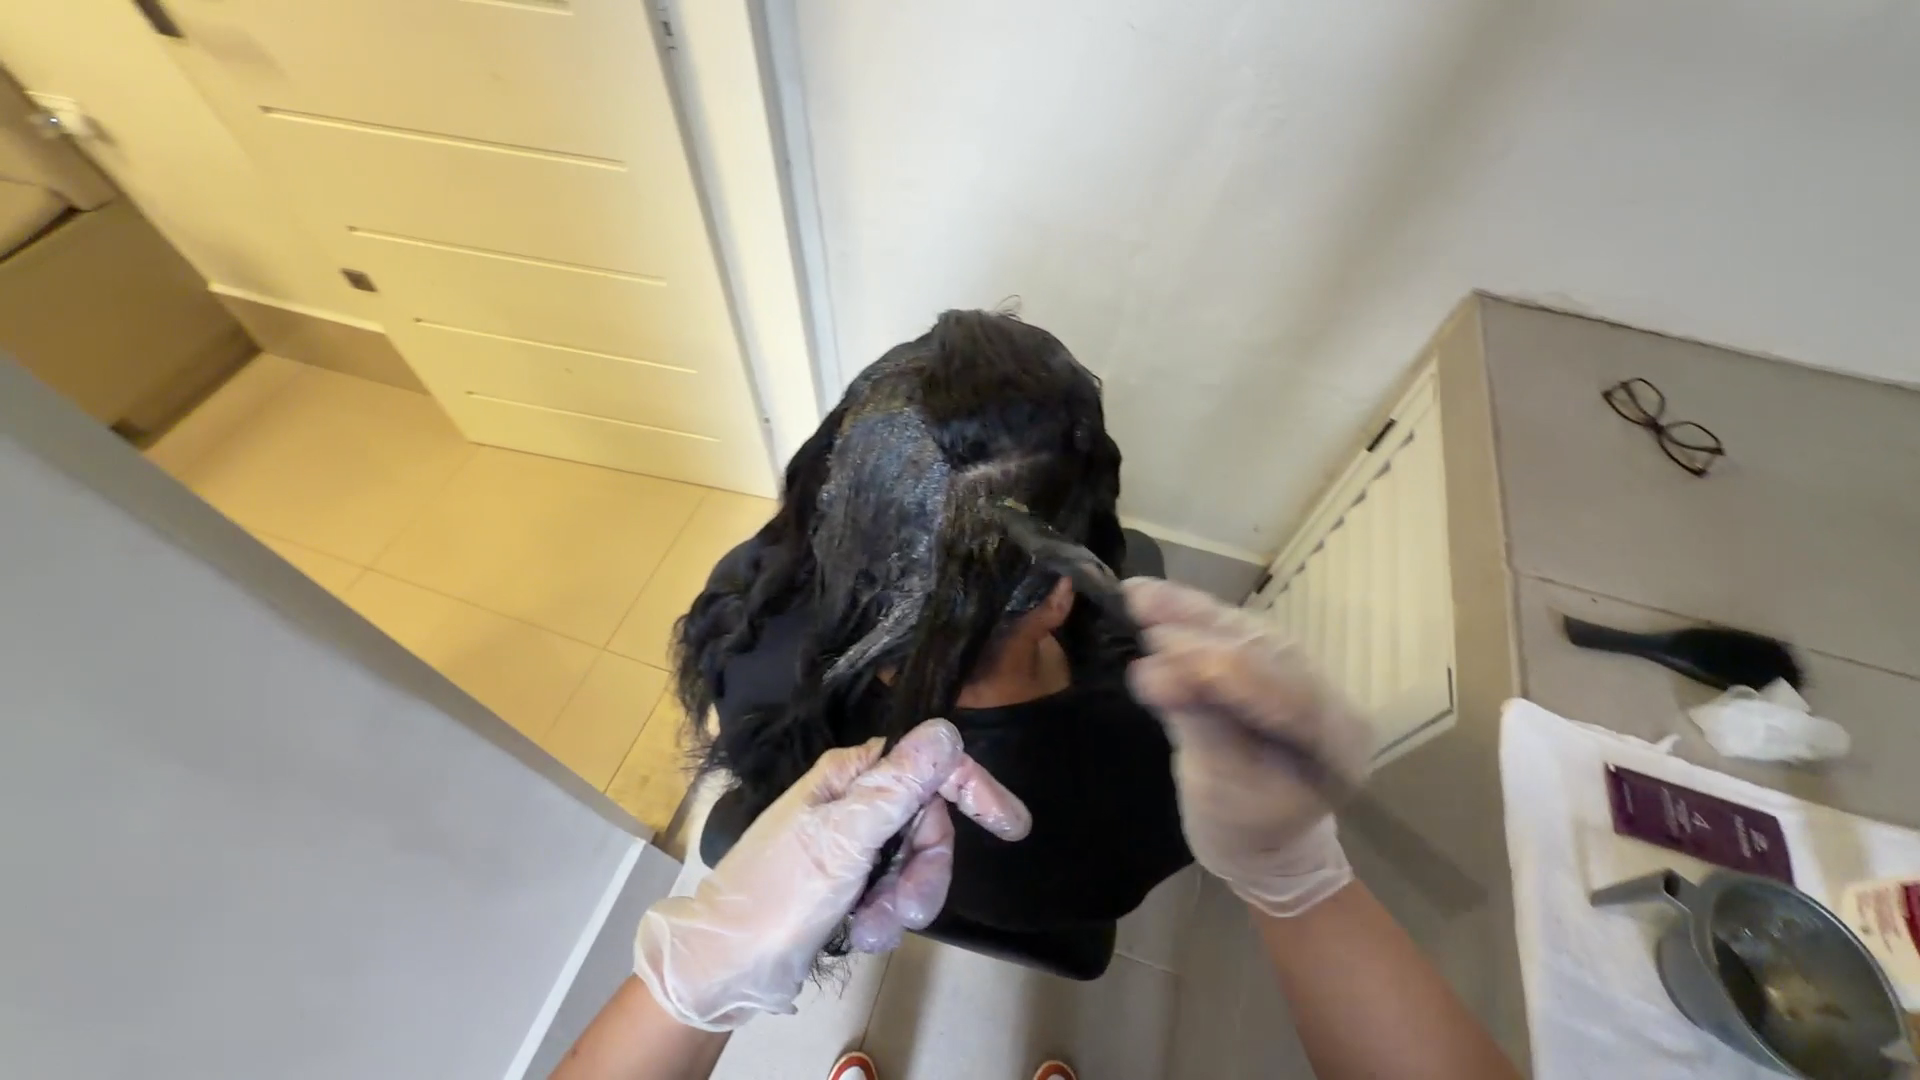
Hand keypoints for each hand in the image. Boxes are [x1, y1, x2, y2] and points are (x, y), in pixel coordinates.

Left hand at [634, 718, 1030, 1030]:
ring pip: (915, 862)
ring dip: (904, 901)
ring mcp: (855, 841)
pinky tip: (862, 932)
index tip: (1012, 825)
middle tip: (905, 908)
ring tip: (872, 927)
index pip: (927, 764)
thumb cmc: (779, 894)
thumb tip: (946, 730)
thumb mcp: (844, 840)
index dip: (972, 788)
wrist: (724, 967)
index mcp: (851, 776)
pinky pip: (896, 890)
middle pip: (927, 822)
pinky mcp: (852, 879)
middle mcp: (856, 800)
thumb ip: (898, 786)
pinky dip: (887, 916)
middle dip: (924, 870)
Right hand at [1123, 578, 1373, 915]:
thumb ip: (1199, 727)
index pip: (1286, 694)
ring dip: (1189, 612)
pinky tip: (1149, 595)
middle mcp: (1327, 696)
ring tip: (1141, 594)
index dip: (1226, 670)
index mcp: (1336, 742)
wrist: (1256, 837)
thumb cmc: (1242, 827)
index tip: (1164, 656)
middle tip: (1144, 621)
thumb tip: (1150, 673)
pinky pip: (1228, 631)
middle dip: (1201, 636)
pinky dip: (1187, 613)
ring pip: (1245, 631)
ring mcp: (1299, 674)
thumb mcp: (1221, 790)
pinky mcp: (1266, 661)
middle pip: (1265, 652)